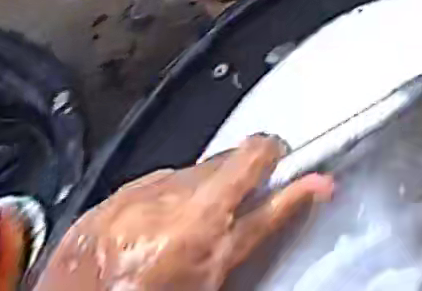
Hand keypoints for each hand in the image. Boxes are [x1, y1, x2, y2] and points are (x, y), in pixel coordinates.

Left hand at [38, 135, 331, 290]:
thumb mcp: (220, 272)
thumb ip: (272, 218)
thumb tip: (323, 182)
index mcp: (199, 211)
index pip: (256, 149)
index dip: (271, 158)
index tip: (274, 175)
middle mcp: (162, 193)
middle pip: (221, 160)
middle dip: (231, 182)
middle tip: (227, 218)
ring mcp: (124, 197)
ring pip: (186, 172)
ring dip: (194, 192)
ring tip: (182, 233)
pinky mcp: (98, 206)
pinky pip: (145, 187)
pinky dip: (156, 203)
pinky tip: (148, 237)